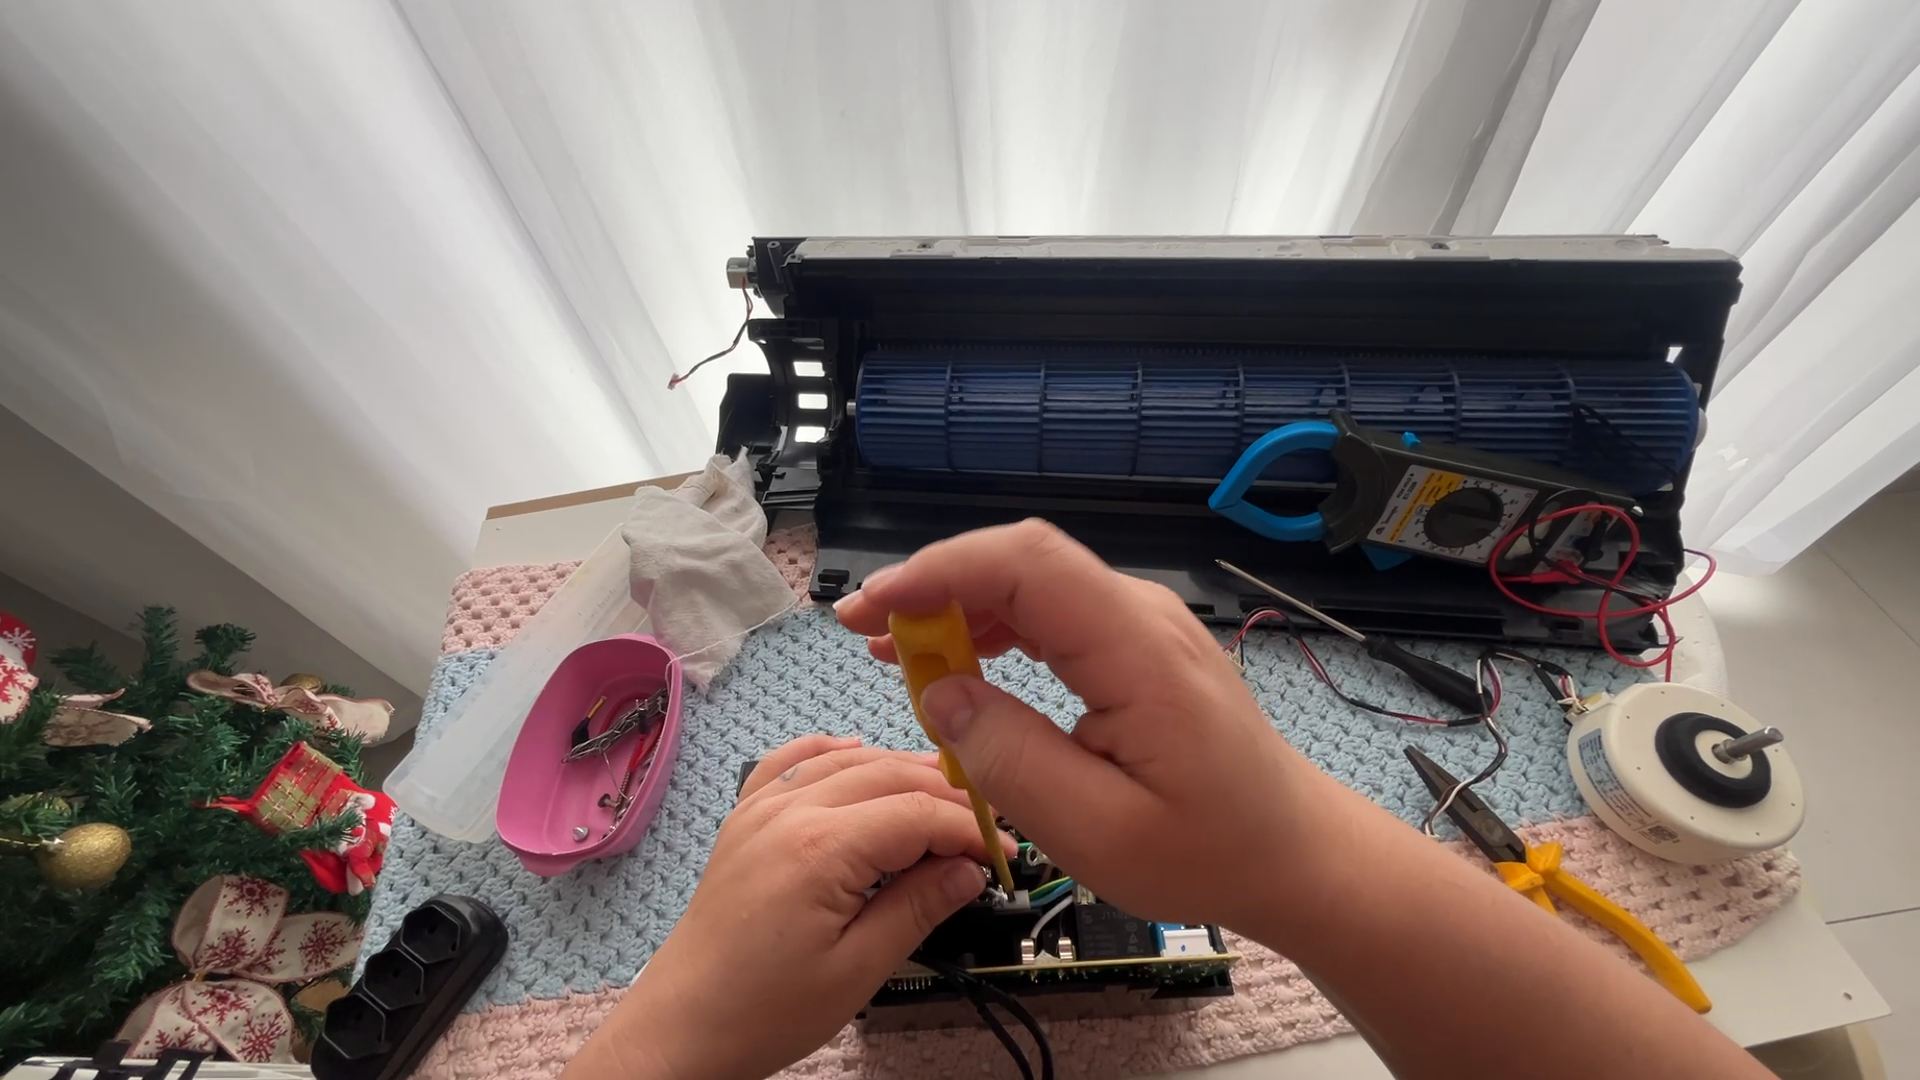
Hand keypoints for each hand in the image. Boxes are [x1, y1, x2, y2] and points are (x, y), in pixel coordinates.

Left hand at [563, 735, 1009, 1079]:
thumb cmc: (768, 1010)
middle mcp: (791, 807)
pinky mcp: (746, 812)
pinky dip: (829, 749)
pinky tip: (854, 750)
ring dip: (898, 768)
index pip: (915, 815)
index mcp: (821, 848)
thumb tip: (970, 870)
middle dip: (943, 792)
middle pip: (887, 775)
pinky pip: (791, 759)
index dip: (966, 828)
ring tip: (941, 788)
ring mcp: (763, 803)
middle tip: (983, 820)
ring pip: (847, 760)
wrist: (682, 1027)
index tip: (1000, 851)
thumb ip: (917, 909)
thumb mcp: (856, 971)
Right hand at [834, 520, 1345, 937]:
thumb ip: (1012, 759)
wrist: (1290, 847)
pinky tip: (953, 657)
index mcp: (1137, 648)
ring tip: (892, 644)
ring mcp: (1135, 620)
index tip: (876, 605)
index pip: (1029, 566)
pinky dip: (989, 625)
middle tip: (863, 626)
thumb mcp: (1099, 831)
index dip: (943, 569)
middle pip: (1021, 562)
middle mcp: (1136, 612)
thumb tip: (943, 695)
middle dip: (934, 582)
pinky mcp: (1128, 640)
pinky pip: (1047, 612)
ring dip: (954, 602)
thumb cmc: (1206, 850)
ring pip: (1028, 581)